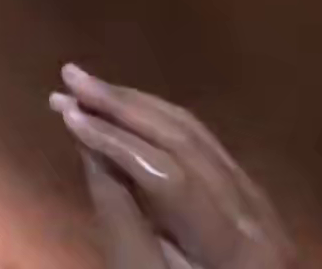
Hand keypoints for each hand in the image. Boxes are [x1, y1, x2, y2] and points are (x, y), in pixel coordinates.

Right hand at [51, 65, 292, 268]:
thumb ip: (115, 205)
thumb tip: (83, 135)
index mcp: (235, 244)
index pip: (167, 174)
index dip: (113, 139)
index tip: (64, 111)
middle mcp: (257, 212)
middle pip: (182, 140)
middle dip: (120, 104)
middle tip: (70, 76)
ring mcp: (257, 200)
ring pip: (190, 131)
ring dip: (133, 103)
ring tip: (88, 85)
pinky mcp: (246, 194)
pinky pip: (198, 142)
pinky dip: (155, 120)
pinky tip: (123, 108)